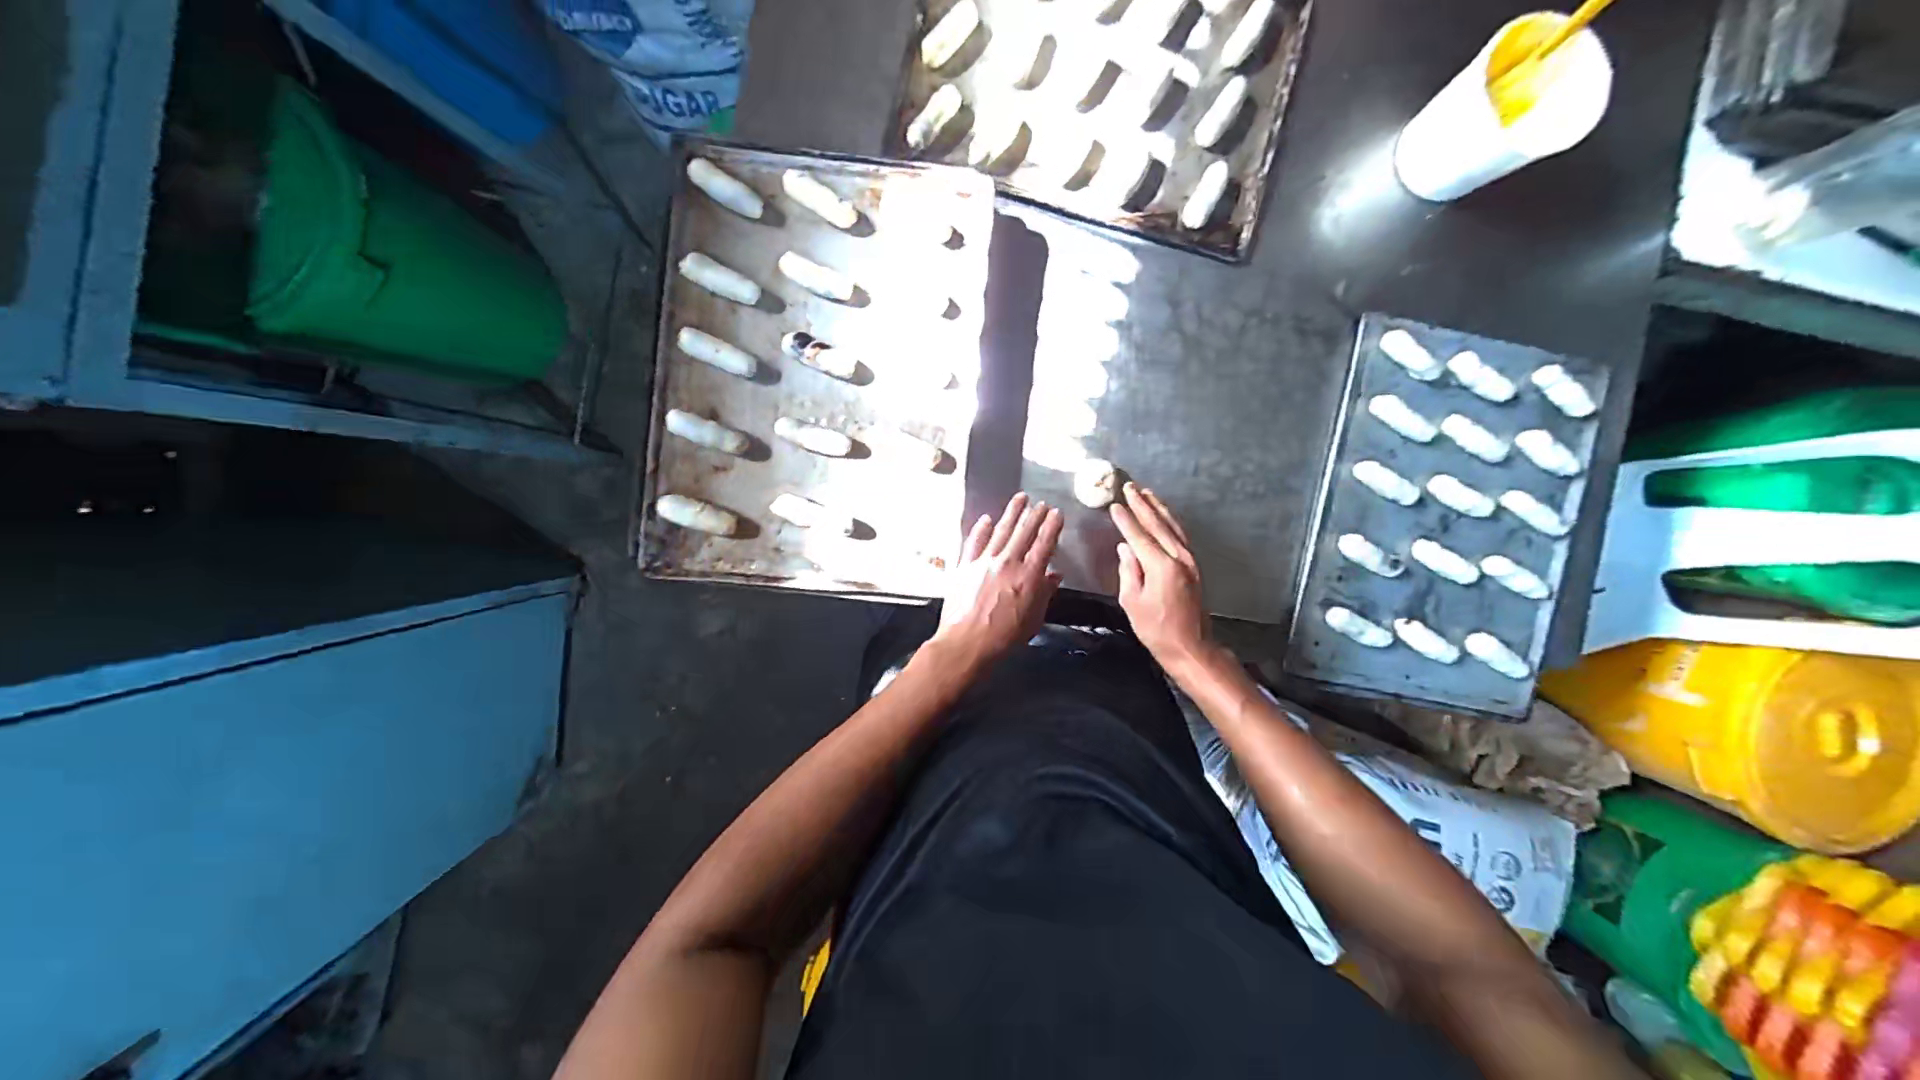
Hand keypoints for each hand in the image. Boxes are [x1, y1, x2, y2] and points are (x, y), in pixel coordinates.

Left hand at [934, 493, 1062, 667]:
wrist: (967, 642)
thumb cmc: (1004, 637)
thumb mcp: (1034, 618)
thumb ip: (1044, 593)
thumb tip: (1053, 577)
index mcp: (1029, 576)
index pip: (1044, 543)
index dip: (1052, 526)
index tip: (1057, 514)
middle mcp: (1008, 562)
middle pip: (1024, 531)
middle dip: (1035, 514)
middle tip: (1041, 503)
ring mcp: (984, 562)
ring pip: (1001, 530)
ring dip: (1012, 512)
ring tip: (1020, 498)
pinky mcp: (965, 566)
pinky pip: (974, 541)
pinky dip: (981, 529)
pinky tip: (987, 519)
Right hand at [1111, 483, 1212, 669]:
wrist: (1191, 646)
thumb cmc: (1156, 629)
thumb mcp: (1132, 602)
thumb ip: (1129, 571)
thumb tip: (1126, 548)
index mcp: (1162, 566)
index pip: (1139, 536)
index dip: (1125, 520)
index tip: (1114, 505)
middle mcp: (1179, 558)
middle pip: (1158, 525)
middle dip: (1143, 505)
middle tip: (1130, 487)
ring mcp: (1190, 561)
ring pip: (1173, 527)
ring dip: (1159, 508)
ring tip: (1147, 493)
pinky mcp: (1195, 566)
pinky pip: (1181, 536)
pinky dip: (1170, 522)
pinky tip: (1164, 516)